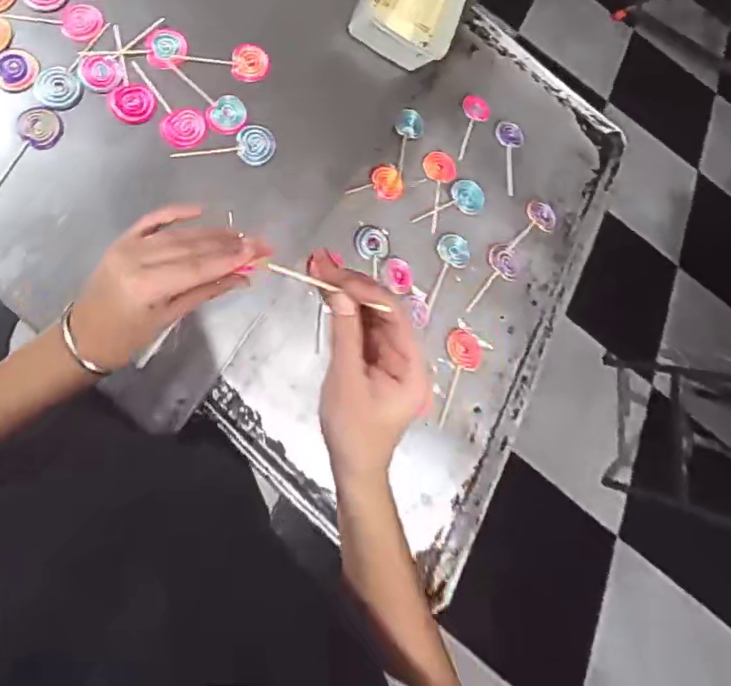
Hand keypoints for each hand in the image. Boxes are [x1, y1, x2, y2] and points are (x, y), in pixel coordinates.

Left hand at [67, 204, 268, 369]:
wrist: (83, 336)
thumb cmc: (125, 339)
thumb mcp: (166, 320)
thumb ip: (204, 292)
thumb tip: (241, 277)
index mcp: (146, 285)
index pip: (197, 266)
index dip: (231, 257)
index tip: (259, 251)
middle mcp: (136, 258)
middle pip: (190, 247)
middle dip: (227, 244)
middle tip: (257, 242)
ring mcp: (127, 246)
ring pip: (177, 234)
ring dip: (209, 233)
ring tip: (238, 233)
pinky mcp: (122, 240)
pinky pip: (152, 220)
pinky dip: (175, 213)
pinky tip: (199, 210)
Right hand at [313, 251, 429, 480]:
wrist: (353, 467)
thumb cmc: (353, 431)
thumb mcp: (346, 381)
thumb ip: (344, 333)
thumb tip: (337, 293)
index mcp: (411, 364)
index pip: (393, 313)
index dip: (365, 289)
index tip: (334, 273)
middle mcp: (405, 354)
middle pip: (382, 308)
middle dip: (351, 284)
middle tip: (320, 262)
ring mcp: (389, 355)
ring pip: (370, 313)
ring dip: (345, 290)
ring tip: (318, 268)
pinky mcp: (373, 358)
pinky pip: (360, 325)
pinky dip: (343, 308)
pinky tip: (326, 290)